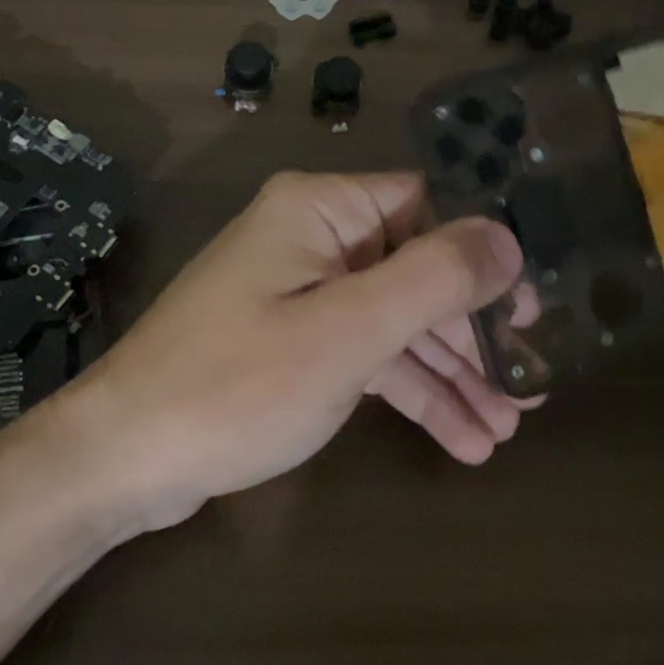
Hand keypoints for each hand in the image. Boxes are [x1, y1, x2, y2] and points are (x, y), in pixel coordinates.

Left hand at [59, 171, 534, 529]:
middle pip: (415, 273)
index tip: (537, 313)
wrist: (126, 458)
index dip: (486, 257)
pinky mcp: (286, 348)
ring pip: (392, 326)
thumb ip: (434, 280)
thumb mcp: (346, 333)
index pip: (427, 207)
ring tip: (505, 430)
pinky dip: (406, 394)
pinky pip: (362, 358)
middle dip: (473, 336)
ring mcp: (296, 297)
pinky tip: (459, 439)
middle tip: (530, 388)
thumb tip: (509, 239)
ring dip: (448, 376)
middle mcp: (309, 243)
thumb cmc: (236, 387)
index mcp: (318, 212)